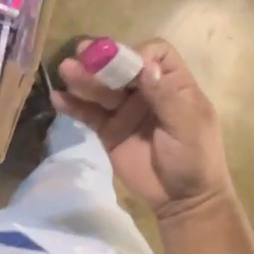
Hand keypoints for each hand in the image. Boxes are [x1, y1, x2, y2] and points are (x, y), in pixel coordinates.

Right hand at [52, 39, 232, 219]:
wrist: (183, 201)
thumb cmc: (195, 159)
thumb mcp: (187, 126)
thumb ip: (165, 96)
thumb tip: (146, 66)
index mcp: (173, 84)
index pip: (155, 53)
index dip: (138, 53)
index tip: (126, 66)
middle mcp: (147, 91)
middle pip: (121, 66)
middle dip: (103, 59)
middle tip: (81, 53)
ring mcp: (126, 110)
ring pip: (102, 87)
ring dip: (84, 78)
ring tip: (66, 70)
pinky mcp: (109, 130)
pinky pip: (89, 113)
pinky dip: (74, 105)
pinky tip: (58, 99)